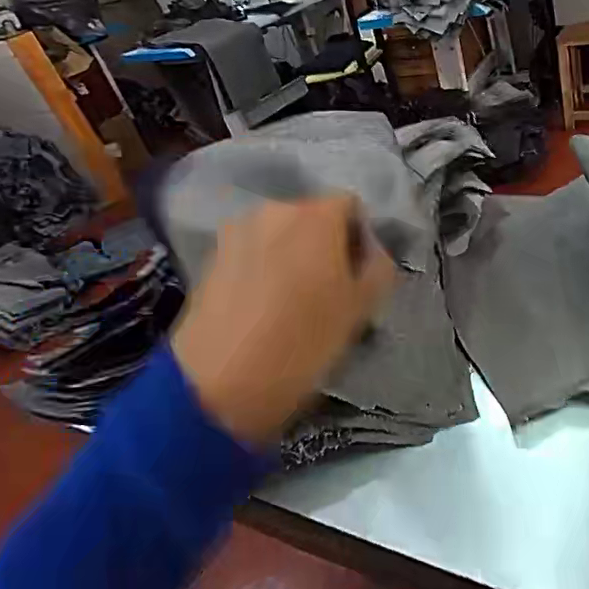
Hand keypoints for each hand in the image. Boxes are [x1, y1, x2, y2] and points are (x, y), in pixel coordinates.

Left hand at [170, 195, 395, 444]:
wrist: (220, 384)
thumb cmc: (305, 341)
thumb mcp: (362, 307)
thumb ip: (378, 267)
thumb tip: (372, 253)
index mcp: (316, 215)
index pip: (351, 205)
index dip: (361, 235)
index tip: (361, 270)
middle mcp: (274, 210)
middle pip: (313, 216)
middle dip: (326, 242)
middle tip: (332, 284)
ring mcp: (236, 231)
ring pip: (280, 234)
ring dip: (293, 254)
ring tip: (295, 297)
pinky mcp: (210, 257)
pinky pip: (253, 251)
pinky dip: (265, 267)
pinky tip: (265, 305)